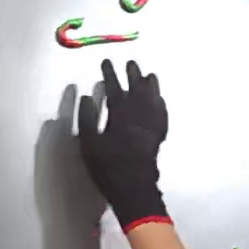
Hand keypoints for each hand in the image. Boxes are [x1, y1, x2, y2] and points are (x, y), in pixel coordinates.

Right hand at [77, 59, 168, 228]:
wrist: (133, 186)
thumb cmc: (107, 166)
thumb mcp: (89, 143)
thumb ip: (87, 118)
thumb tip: (86, 96)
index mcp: (120, 115)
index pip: (115, 88)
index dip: (110, 74)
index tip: (106, 62)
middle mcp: (139, 115)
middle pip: (137, 89)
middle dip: (133, 74)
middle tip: (130, 62)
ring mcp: (151, 125)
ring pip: (153, 99)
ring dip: (151, 86)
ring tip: (150, 75)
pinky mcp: (158, 136)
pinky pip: (162, 114)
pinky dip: (160, 104)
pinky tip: (160, 101)